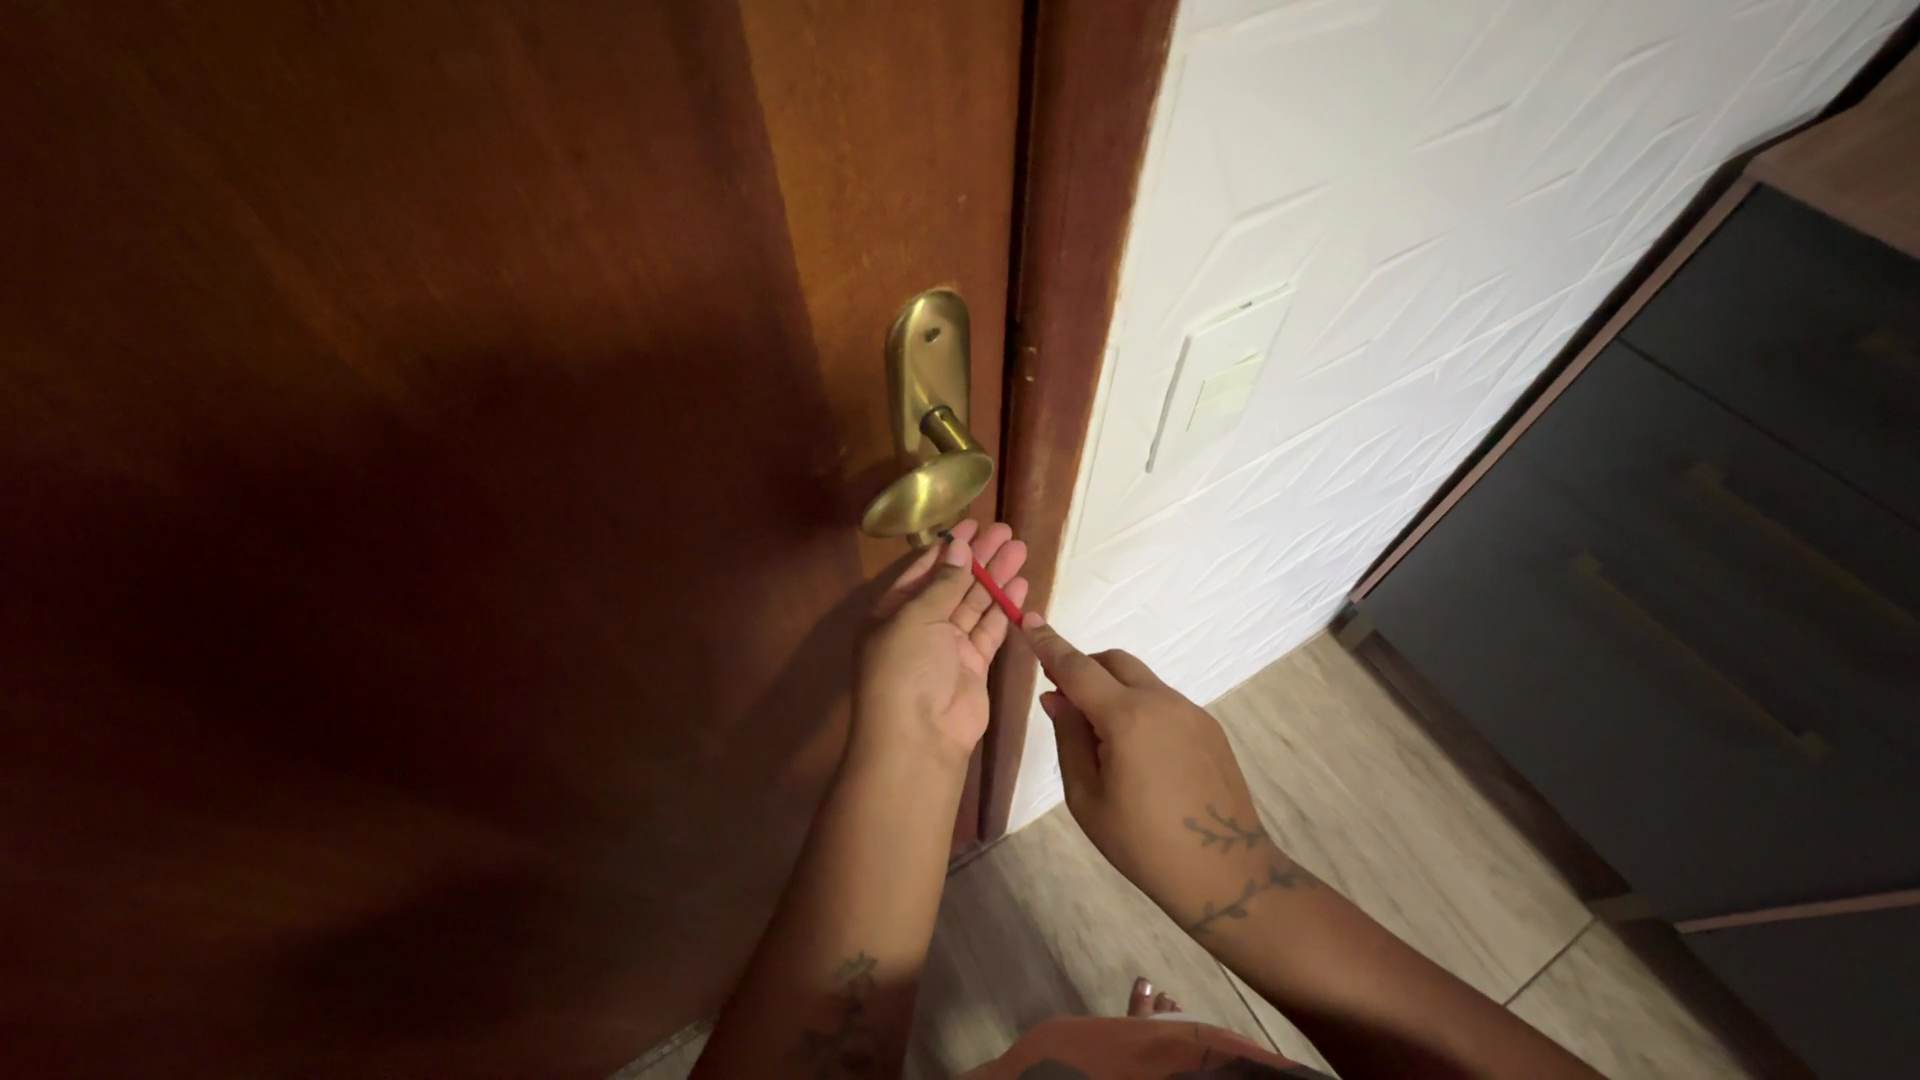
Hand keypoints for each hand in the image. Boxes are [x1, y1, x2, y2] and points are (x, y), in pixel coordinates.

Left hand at [855, 520, 1027, 767]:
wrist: (918, 736)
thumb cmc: (905, 669)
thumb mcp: (915, 618)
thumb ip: (942, 584)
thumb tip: (957, 549)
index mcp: (892, 612)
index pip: (922, 571)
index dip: (948, 547)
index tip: (973, 523)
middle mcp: (918, 626)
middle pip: (953, 584)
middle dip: (979, 557)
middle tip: (1007, 531)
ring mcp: (947, 647)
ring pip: (974, 603)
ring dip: (996, 577)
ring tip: (1020, 548)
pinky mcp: (972, 666)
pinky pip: (989, 629)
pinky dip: (1003, 607)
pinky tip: (1020, 584)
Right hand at [1022, 615, 1276, 925]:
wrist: (1225, 873)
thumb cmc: (1142, 844)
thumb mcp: (1087, 798)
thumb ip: (1069, 738)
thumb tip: (1057, 696)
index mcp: (1127, 718)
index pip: (1077, 667)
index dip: (1049, 644)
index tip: (1029, 620)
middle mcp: (1161, 701)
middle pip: (1113, 661)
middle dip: (1083, 667)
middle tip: (1064, 698)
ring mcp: (1190, 712)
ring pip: (1140, 680)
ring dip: (1113, 690)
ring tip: (1102, 740)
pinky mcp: (1208, 727)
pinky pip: (1162, 701)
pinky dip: (1138, 707)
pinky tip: (1138, 755)